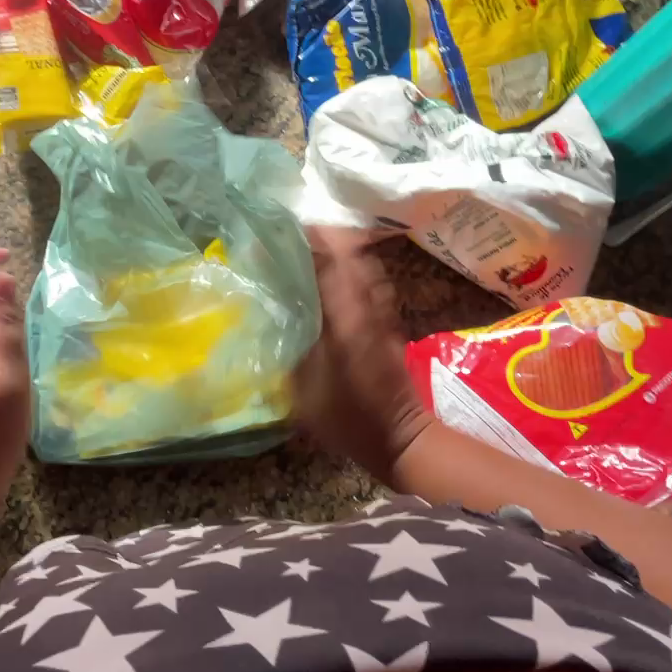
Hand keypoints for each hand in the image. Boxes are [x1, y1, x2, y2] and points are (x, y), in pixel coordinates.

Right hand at [290, 228, 432, 481]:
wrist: (403, 440)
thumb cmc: (349, 419)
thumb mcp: (304, 389)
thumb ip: (287, 346)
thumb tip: (268, 315)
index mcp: (344, 318)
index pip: (329, 262)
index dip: (307, 240)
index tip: (282, 231)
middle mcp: (367, 306)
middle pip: (351, 253)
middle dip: (324, 237)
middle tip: (294, 235)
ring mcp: (382, 313)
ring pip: (364, 264)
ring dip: (340, 249)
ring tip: (310, 247)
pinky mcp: (389, 322)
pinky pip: (371, 281)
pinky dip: (353, 268)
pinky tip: (335, 275)